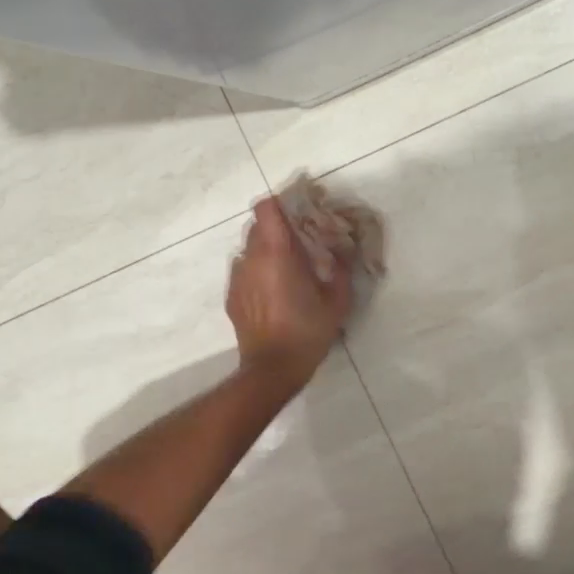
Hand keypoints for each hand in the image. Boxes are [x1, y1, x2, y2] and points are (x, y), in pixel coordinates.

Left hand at [227, 197, 353, 391]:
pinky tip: (274, 292)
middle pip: (258, 226)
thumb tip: (340, 251)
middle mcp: (251, 258)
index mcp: (277, 254)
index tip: (301, 213)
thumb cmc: (307, 333)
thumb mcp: (337, 302)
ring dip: (267, 251)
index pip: (267, 208)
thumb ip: (341, 270)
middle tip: (301, 243)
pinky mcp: (232, 295)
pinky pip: (244, 271)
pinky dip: (258, 272)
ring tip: (288, 270)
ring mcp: (237, 277)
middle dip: (278, 228)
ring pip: (250, 249)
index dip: (282, 205)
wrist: (272, 369)